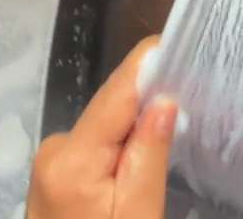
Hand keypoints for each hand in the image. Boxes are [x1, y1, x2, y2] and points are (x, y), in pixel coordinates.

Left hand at [27, 37, 178, 218]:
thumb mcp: (138, 216)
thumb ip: (149, 155)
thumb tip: (165, 98)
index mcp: (72, 158)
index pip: (119, 90)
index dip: (151, 62)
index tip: (186, 42)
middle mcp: (54, 149)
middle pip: (113, 103)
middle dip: (150, 98)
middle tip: (193, 91)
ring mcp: (49, 162)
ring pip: (106, 122)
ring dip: (137, 122)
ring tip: (176, 120)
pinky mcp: (53, 176)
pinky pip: (96, 142)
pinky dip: (121, 141)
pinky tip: (145, 150)